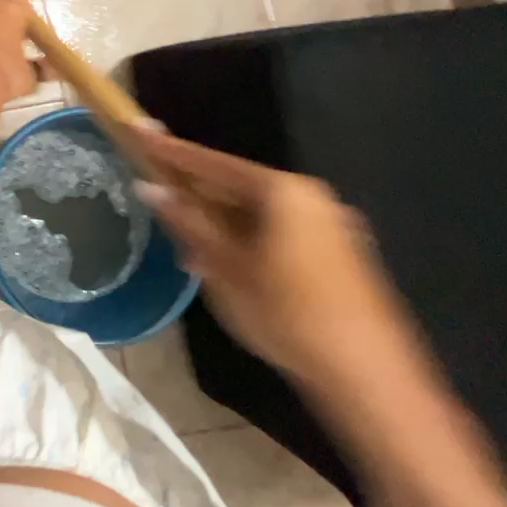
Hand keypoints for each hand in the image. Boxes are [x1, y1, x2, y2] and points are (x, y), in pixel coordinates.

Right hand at [132, 130, 419, 384]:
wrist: (369, 378)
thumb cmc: (287, 314)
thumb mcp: (225, 267)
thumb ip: (188, 222)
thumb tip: (149, 187)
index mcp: (283, 192)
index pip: (212, 162)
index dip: (170, 150)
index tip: (137, 128)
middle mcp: (311, 198)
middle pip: (237, 186)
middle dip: (196, 197)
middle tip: (159, 203)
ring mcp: (330, 226)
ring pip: (257, 213)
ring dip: (219, 225)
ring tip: (190, 251)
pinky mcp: (339, 255)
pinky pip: (279, 233)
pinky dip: (247, 240)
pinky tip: (228, 268)